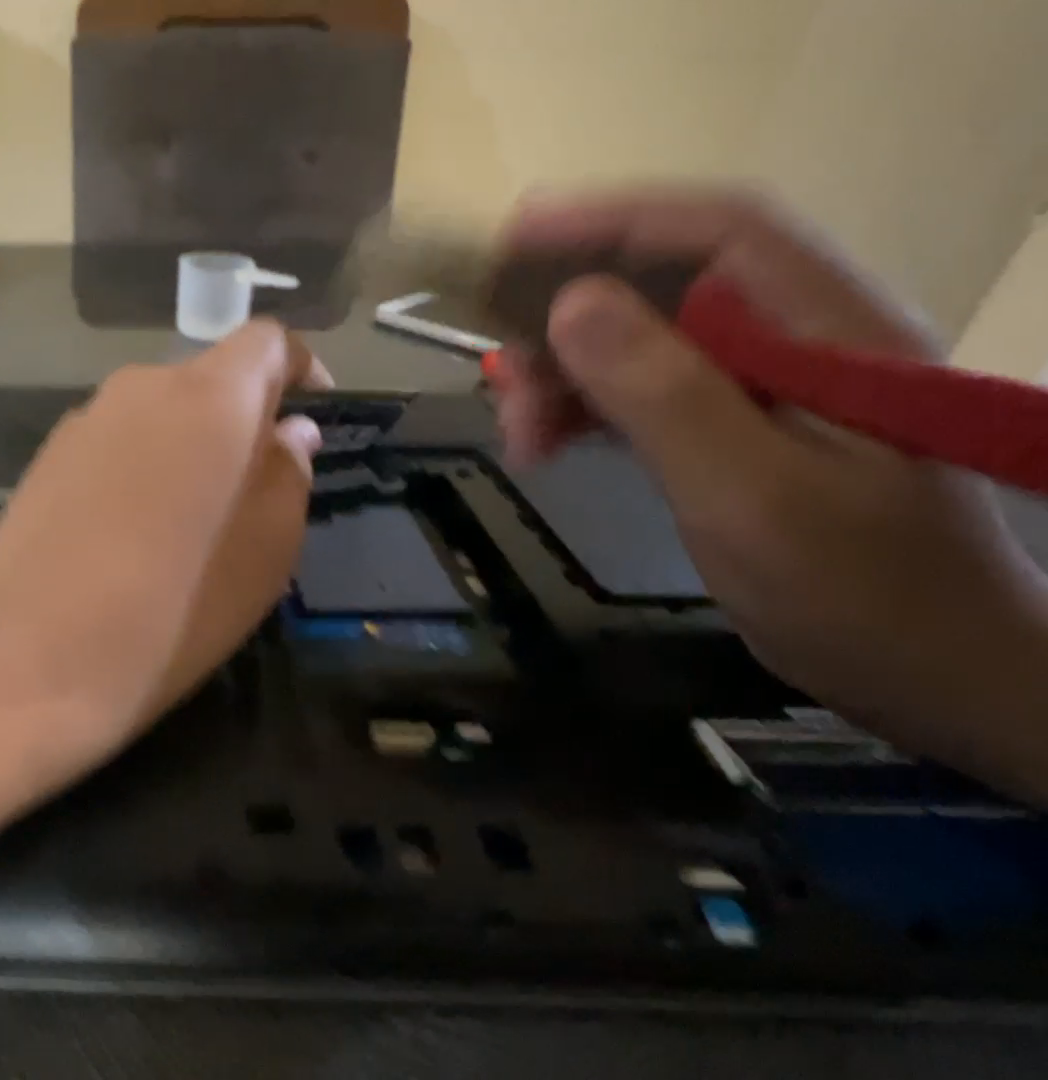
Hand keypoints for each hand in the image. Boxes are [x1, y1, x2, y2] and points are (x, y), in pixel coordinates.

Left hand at [0, 321, 329, 764]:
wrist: (37, 660)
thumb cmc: (177, 609)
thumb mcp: (266, 552)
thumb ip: (287, 476)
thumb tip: (288, 433)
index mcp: (209, 398)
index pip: (265, 343)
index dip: (298, 366)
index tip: (312, 409)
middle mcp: (140, 390)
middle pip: (205, 380)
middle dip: (238, 419)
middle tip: (252, 485)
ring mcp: (82, 423)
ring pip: (154, 415)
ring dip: (183, 447)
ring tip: (189, 518)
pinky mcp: (44, 461)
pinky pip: (111, 446)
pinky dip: (137, 469)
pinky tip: (130, 533)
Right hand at [493, 190, 1047, 799]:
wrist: (933, 672)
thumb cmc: (858, 588)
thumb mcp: (750, 492)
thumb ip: (664, 394)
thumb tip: (570, 304)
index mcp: (823, 330)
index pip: (715, 234)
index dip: (610, 222)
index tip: (513, 240)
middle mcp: (789, 341)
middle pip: (658, 290)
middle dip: (565, 325)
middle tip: (501, 381)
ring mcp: (756, 388)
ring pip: (634, 346)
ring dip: (563, 377)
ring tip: (518, 433)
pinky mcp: (729, 432)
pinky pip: (636, 396)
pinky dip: (581, 412)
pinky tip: (544, 446)